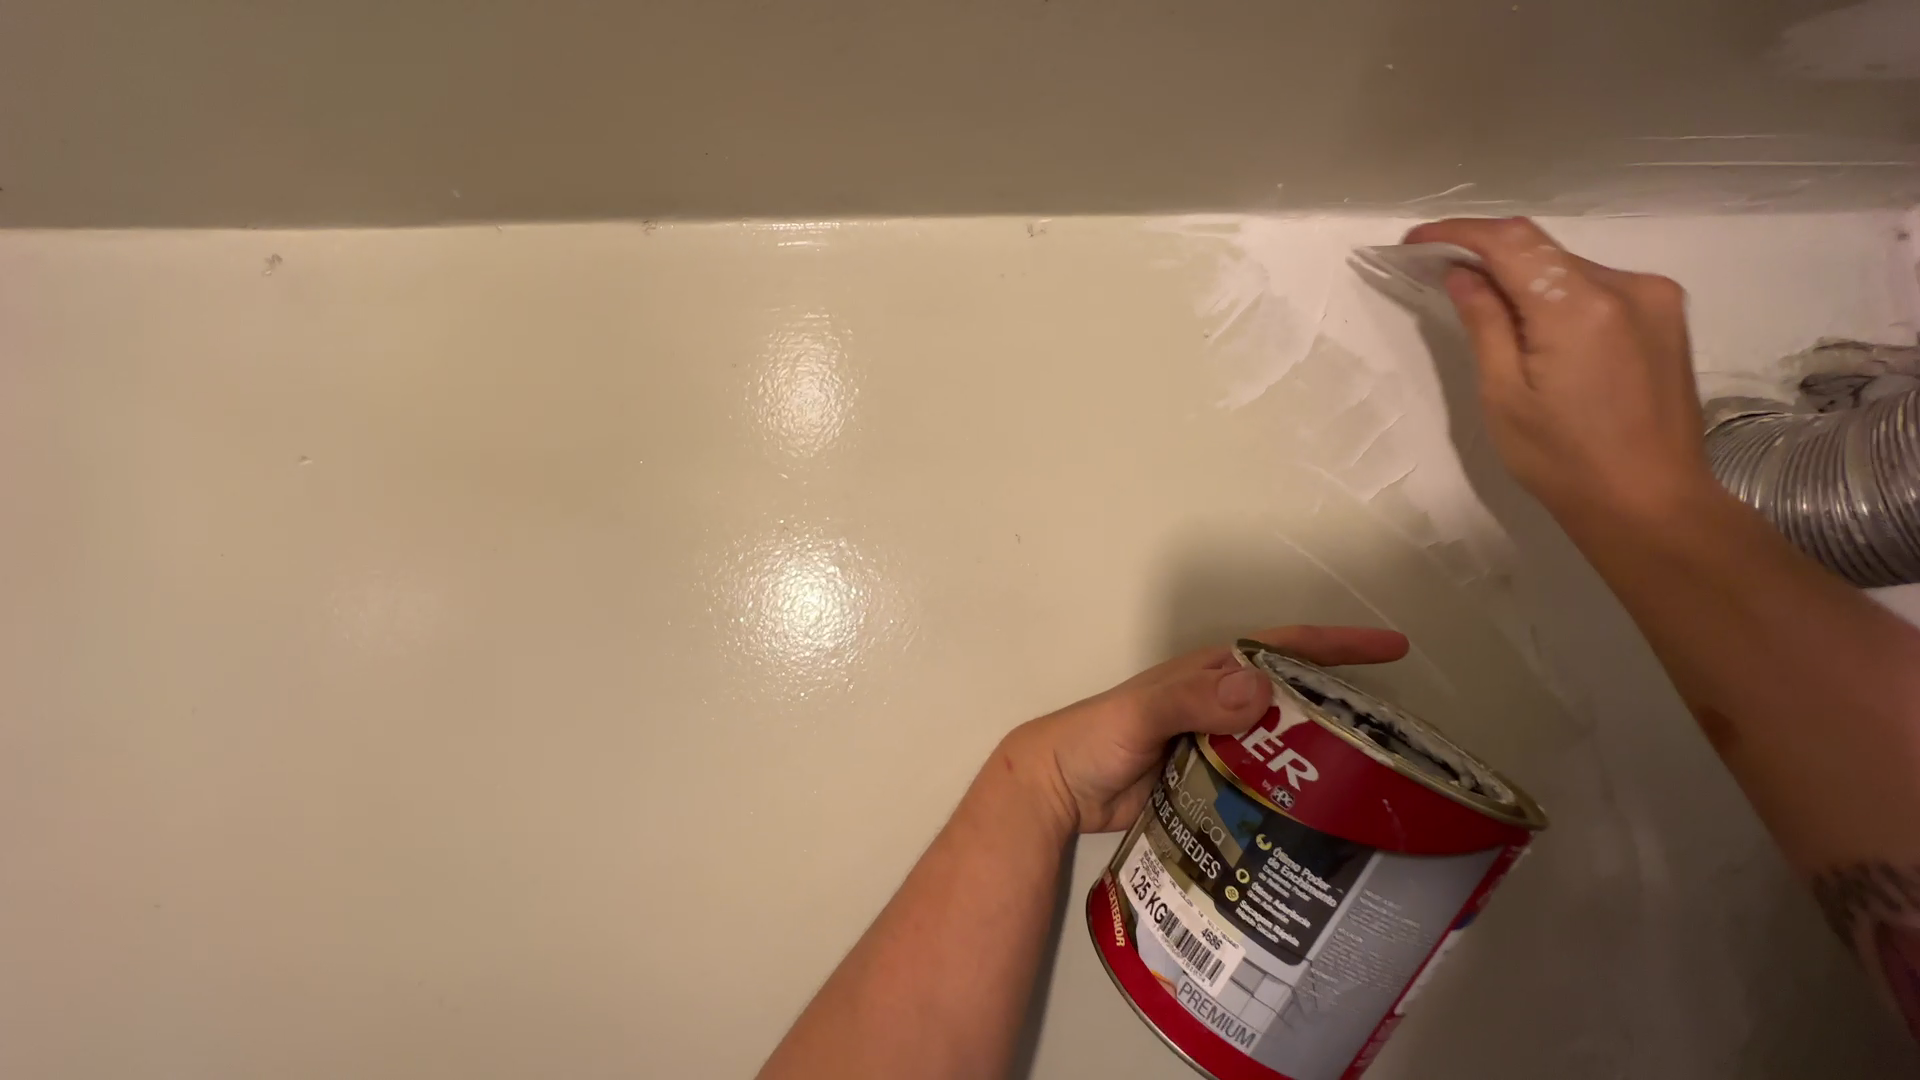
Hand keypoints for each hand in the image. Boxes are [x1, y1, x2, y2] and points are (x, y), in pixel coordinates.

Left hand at [998, 626, 1409, 835]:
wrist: (1058, 788)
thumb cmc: (1094, 736)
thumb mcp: (1140, 713)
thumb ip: (1191, 699)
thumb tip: (1262, 688)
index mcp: (1209, 676)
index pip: (1282, 650)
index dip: (1335, 646)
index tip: (1393, 648)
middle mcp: (1220, 706)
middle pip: (1293, 701)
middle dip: (1343, 711)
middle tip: (1399, 744)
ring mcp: (1217, 748)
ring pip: (1284, 747)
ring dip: (1324, 761)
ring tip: (1377, 793)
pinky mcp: (1210, 787)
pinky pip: (1263, 786)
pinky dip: (1292, 797)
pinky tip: (1322, 824)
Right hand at [1404, 217, 1718, 528]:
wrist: (1648, 500)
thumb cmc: (1560, 458)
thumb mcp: (1503, 394)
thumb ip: (1485, 324)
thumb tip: (1462, 276)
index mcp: (1579, 307)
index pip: (1512, 241)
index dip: (1459, 233)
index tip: (1415, 242)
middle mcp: (1626, 286)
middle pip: (1542, 251)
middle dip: (1485, 256)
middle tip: (1435, 274)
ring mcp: (1654, 298)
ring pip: (1568, 268)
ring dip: (1521, 278)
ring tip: (1480, 308)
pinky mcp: (1663, 316)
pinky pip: (1594, 287)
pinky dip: (1553, 294)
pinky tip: (1531, 325)